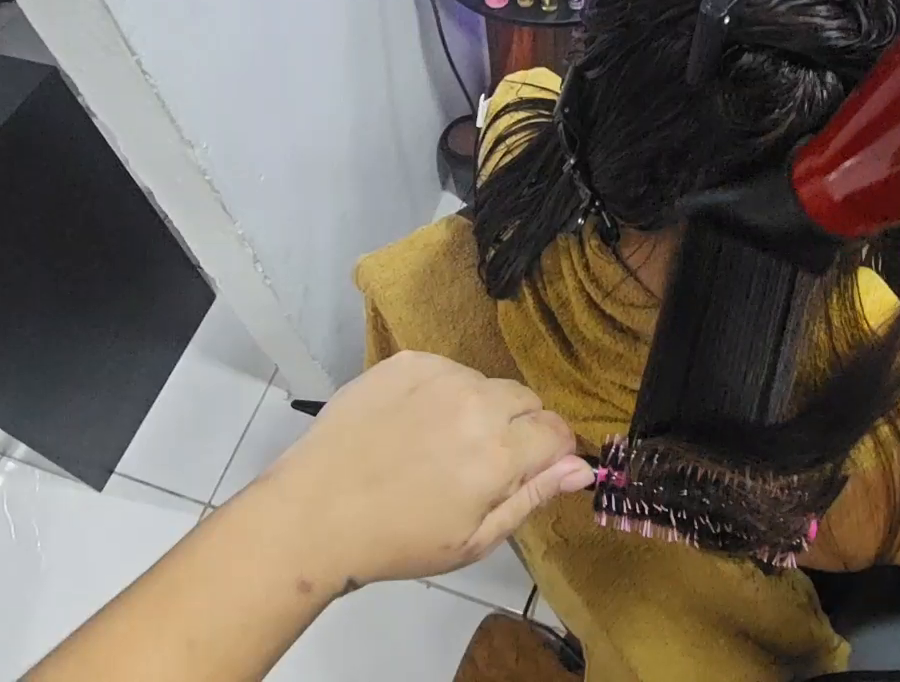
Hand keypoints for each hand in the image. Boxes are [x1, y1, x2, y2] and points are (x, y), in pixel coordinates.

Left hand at [253, 351, 591, 586]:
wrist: (317, 509)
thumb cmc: (400, 538)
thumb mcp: (475, 539)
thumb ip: (533, 496)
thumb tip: (583, 468)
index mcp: (498, 453)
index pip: (557, 431)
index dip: (552, 451)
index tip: (532, 468)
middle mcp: (476, 402)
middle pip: (527, 399)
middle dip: (520, 427)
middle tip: (482, 460)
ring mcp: (439, 374)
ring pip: (486, 382)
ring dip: (481, 407)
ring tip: (441, 442)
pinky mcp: (408, 360)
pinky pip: (447, 368)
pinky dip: (443, 390)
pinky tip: (414, 420)